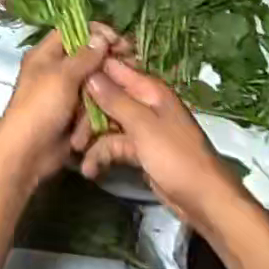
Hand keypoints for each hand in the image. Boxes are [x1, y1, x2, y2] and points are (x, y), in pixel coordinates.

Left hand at [0, 24, 119, 189]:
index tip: (119, 40)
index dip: (96, 33)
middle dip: (105, 67)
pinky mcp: (74, 115)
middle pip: (88, 59)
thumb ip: (84, 56)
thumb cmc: (40, 108)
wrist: (27, 153)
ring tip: (106, 105)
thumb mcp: (62, 77)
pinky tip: (101, 122)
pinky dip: (95, 116)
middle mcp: (56, 69)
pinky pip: (93, 107)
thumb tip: (100, 36)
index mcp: (46, 54)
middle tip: (128, 68)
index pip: (73, 31)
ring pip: (94, 85)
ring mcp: (66, 93)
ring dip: (98, 98)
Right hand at [80, 58, 251, 226]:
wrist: (205, 202)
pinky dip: (102, 155)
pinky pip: (114, 145)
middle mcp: (144, 103)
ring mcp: (141, 127)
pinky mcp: (139, 150)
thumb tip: (89, 73)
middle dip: (85, 110)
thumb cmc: (176, 157)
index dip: (90, 67)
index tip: (63, 72)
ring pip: (107, 122)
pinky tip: (89, 169)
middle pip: (106, 96)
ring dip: (91, 136)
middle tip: (67, 124)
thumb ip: (115, 99)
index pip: (113, 68)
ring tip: (75, 151)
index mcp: (149, 90)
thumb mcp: (143, 126)